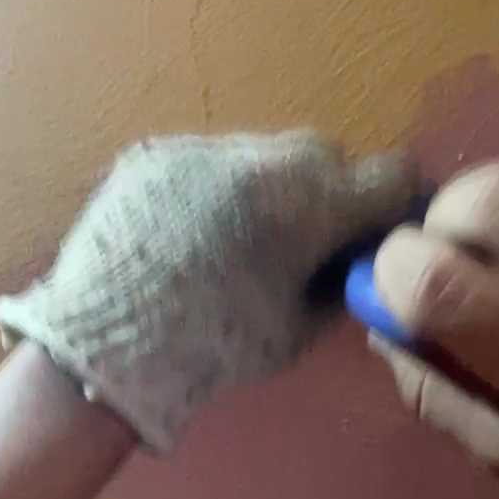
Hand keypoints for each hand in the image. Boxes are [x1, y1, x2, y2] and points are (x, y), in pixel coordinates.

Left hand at [0, 131, 415, 452]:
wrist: (108, 346)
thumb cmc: (215, 350)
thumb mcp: (295, 332)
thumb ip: (338, 287)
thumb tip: (357, 263)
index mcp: (312, 201)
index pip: (390, 176)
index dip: (390, 209)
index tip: (373, 237)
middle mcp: (265, 155)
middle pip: (326, 158)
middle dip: (328, 197)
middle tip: (302, 245)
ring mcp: (205, 148)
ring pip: (265, 156)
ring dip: (270, 191)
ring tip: (235, 245)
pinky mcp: (157, 153)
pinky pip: (208, 166)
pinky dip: (214, 195)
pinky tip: (188, 240)